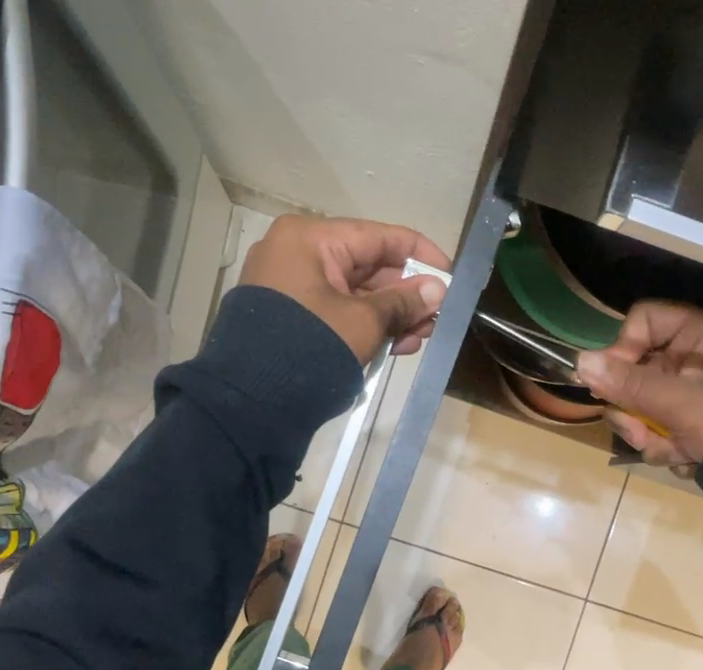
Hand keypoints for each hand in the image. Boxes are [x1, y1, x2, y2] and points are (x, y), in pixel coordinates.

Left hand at [239, 214, 451, 361]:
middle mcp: (297, 254)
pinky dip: (366, 327)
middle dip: (406, 295)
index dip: (420, 256)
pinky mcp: (290, 318)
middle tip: (438, 318)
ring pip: (354, 294)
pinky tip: (397, 346)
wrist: (251, 400)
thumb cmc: (311, 347)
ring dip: (391, 315)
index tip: (451, 277)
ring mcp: (290, 288)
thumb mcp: (364, 323)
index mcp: (311, 239)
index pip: (380, 236)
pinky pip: (337, 313)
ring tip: (422, 337)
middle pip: (368, 267)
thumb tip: (437, 290)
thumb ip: (403, 303)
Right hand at [576, 300, 702, 469]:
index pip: (643, 321)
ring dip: (647, 433)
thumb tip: (580, 362)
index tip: (613, 382)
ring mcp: (691, 388)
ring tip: (671, 452)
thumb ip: (630, 385)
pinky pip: (659, 424)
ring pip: (642, 403)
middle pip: (634, 368)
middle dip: (632, 409)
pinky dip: (666, 444)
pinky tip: (684, 458)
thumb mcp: (680, 404)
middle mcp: (692, 356)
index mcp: (699, 335)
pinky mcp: (691, 417)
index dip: (622, 349)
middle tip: (639, 434)